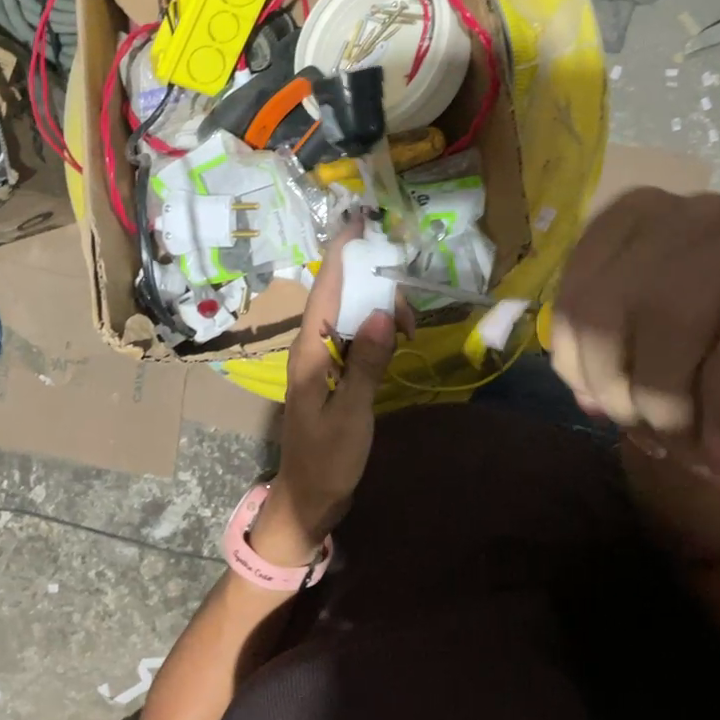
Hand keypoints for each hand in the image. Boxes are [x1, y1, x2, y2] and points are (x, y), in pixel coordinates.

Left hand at [265, 211, 397, 554]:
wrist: (309, 498)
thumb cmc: (327, 459)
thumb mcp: (351, 412)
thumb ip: (364, 362)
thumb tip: (379, 312)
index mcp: (309, 351)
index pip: (324, 290)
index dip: (341, 254)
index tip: (359, 221)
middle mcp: (311, 348)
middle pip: (341, 299)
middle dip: (375, 289)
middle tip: (410, 313)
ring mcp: (321, 361)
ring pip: (350, 318)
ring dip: (379, 313)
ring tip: (410, 331)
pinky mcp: (333, 376)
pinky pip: (354, 340)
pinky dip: (377, 334)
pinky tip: (398, 342)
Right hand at [549, 189, 719, 475]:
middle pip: (674, 310)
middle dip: (661, 401)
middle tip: (674, 445)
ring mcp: (692, 213)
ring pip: (608, 303)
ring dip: (609, 381)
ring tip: (636, 418)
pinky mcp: (630, 218)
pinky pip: (574, 290)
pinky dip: (575, 354)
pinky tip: (602, 387)